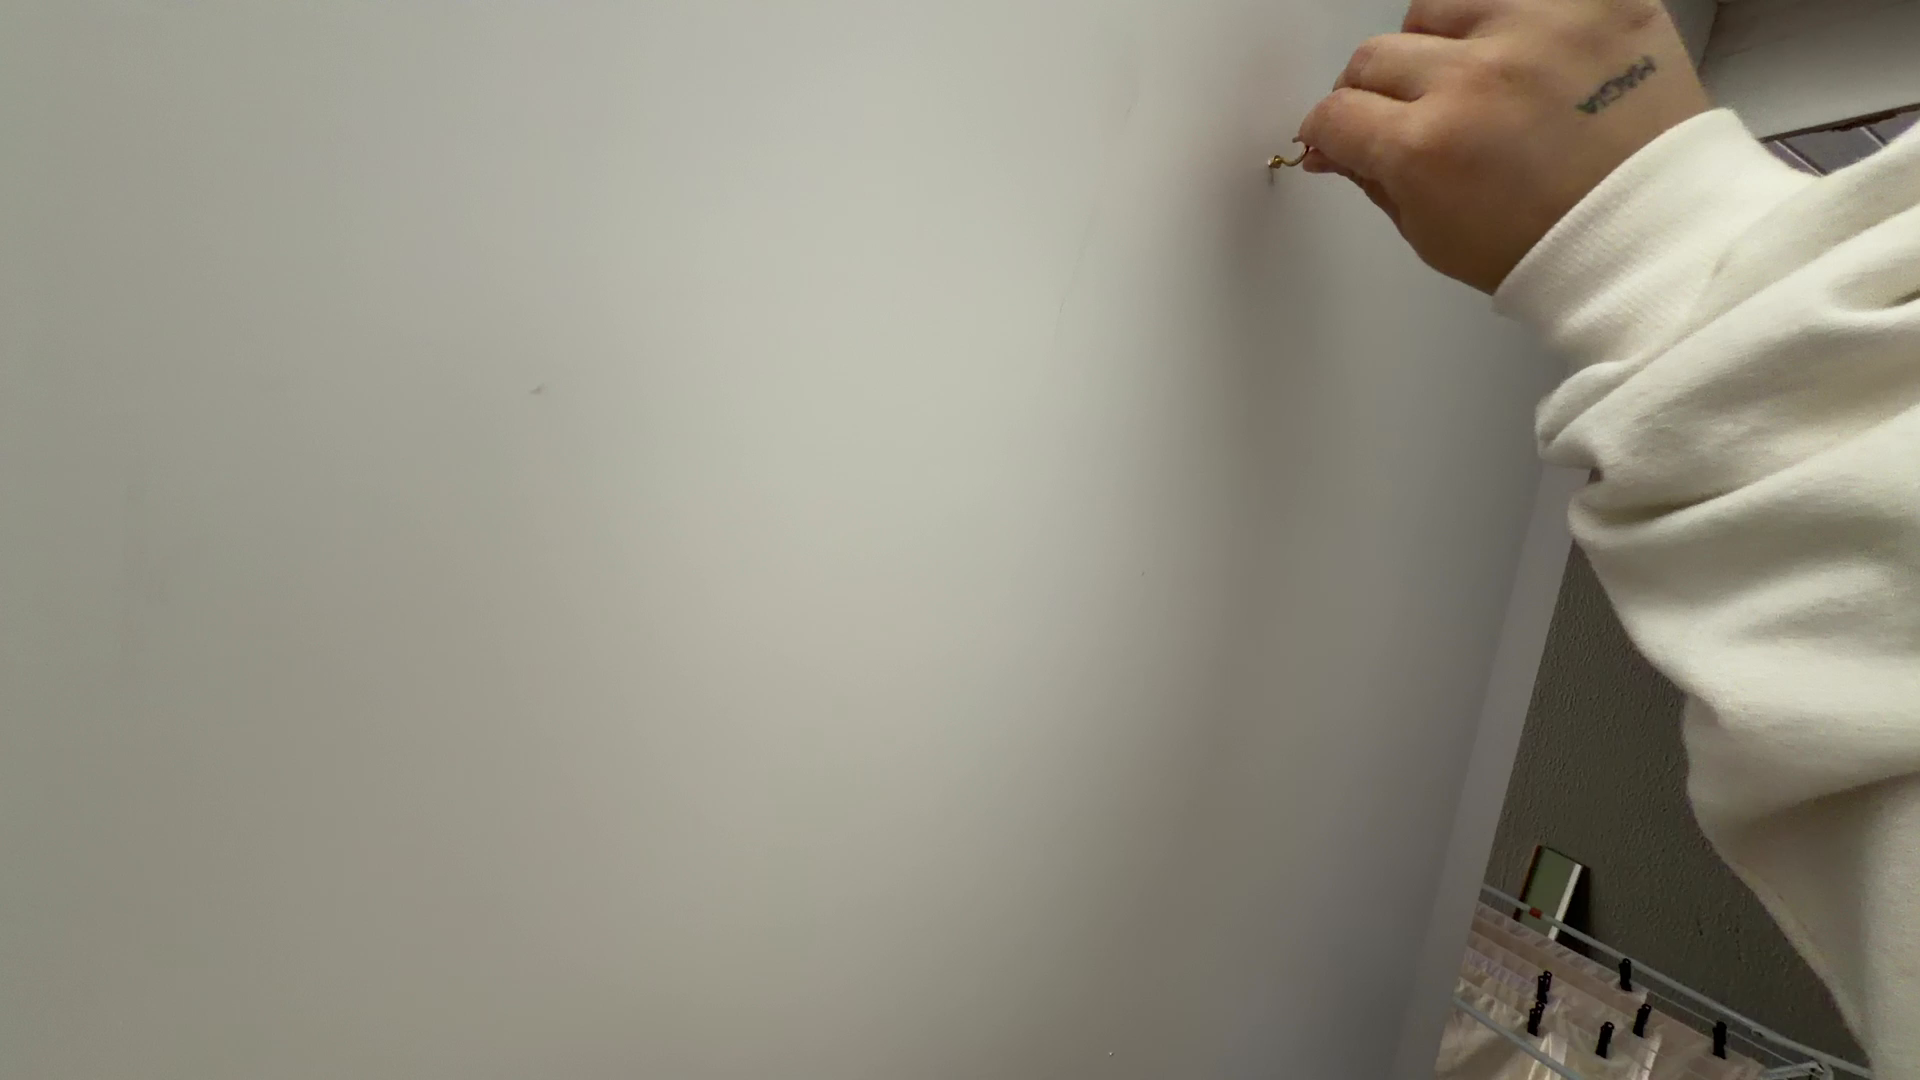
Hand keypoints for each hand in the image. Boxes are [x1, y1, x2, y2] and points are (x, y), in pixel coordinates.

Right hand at [1298, 0, 1709, 292]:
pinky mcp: (1597, 0)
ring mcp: (1537, 27)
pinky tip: (1510, 51)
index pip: (1333, 114)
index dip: (1321, 129)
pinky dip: (1496, 18)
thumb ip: (1371, 178)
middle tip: (1388, 113)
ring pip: (1434, 5)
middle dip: (1364, 90)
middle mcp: (1469, 76)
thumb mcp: (1424, 229)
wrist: (1638, 227)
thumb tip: (1330, 147)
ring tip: (1453, 71)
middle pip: (1373, 56)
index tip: (1332, 137)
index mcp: (1420, 148)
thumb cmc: (1520, 245)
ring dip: (1426, 40)